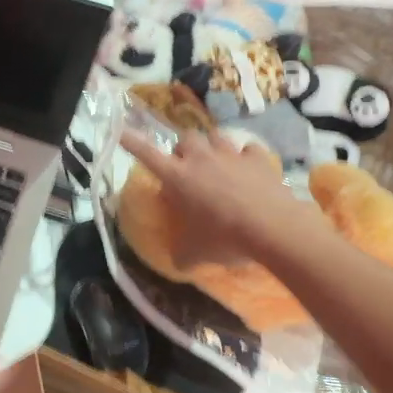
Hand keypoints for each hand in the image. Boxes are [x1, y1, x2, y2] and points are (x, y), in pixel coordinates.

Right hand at [121, 129, 318, 265]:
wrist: (271, 228)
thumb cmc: (223, 238)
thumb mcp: (194, 254)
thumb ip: (181, 253)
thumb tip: (178, 261)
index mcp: (177, 178)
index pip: (147, 155)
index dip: (132, 143)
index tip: (121, 131)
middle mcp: (200, 159)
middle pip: (185, 137)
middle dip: (184, 148)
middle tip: (187, 166)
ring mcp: (231, 155)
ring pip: (216, 136)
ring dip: (213, 147)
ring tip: (218, 163)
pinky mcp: (258, 159)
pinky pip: (248, 149)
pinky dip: (246, 157)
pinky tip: (249, 169)